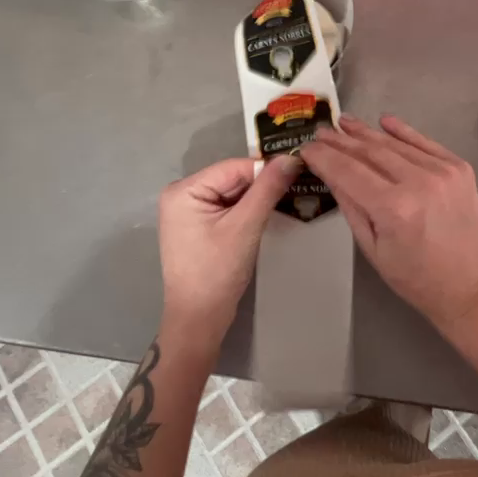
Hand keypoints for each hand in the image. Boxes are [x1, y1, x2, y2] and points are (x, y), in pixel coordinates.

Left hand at [158, 155, 299, 344]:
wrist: (199, 320)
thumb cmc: (217, 272)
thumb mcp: (245, 227)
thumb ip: (268, 189)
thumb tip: (291, 156)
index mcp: (184, 190)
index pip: (234, 167)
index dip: (265, 171)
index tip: (296, 175)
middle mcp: (182, 194)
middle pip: (233, 179)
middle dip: (261, 187)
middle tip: (293, 192)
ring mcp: (188, 211)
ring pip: (233, 193)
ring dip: (256, 201)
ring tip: (282, 206)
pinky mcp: (198, 226)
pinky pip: (228, 207)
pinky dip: (247, 212)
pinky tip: (263, 220)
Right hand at [298, 116, 477, 332]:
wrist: (470, 285)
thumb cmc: (415, 277)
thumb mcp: (372, 248)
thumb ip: (351, 206)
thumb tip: (329, 171)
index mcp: (394, 208)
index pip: (348, 171)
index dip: (324, 156)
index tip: (306, 147)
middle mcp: (418, 182)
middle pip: (371, 152)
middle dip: (342, 140)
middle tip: (322, 131)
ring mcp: (442, 171)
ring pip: (396, 144)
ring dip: (368, 132)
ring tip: (345, 123)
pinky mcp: (459, 167)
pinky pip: (424, 143)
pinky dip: (403, 131)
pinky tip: (384, 121)